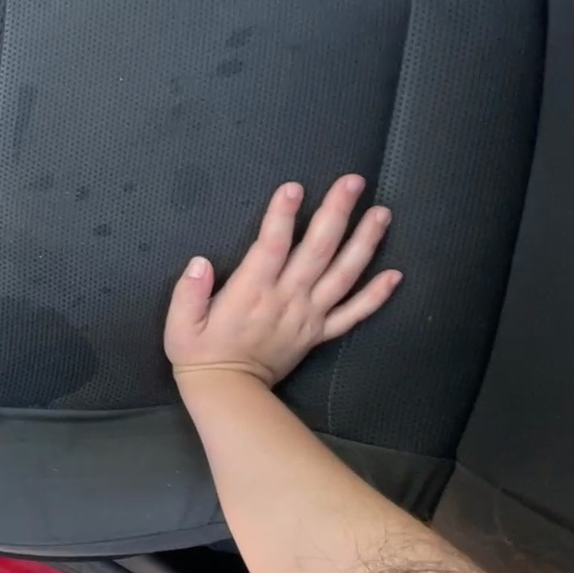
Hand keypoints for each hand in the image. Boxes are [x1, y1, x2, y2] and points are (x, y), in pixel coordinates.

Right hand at [164, 174, 400, 387]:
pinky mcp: (318, 333)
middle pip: (317, 250)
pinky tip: (394, 274)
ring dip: (365, 242)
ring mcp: (308, 316)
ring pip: (344, 274)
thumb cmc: (196, 352)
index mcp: (250, 292)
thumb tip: (199, 261)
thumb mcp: (179, 323)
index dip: (282, 215)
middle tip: (352, 183)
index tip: (293, 188)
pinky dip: (377, 294)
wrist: (226, 390)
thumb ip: (188, 292)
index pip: (270, 246)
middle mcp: (286, 299)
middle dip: (336, 214)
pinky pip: (354, 313)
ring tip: (381, 213)